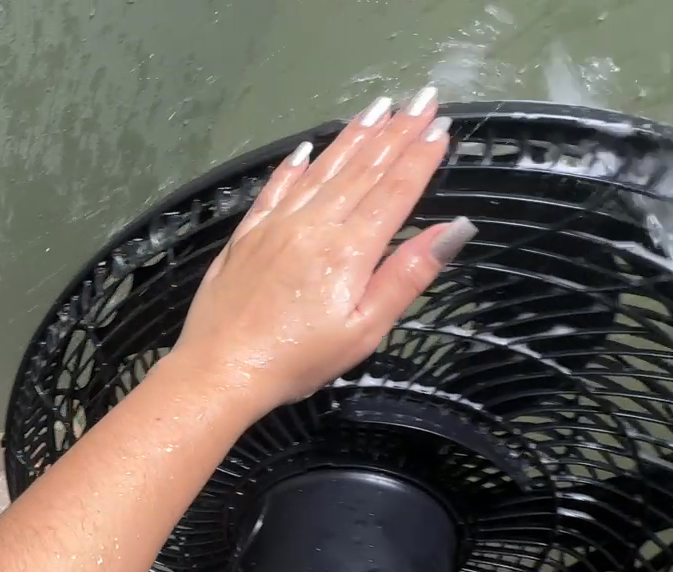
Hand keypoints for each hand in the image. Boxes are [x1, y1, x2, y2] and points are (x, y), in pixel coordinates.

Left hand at [171, 88, 474, 410]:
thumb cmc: (294, 362)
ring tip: (377, 108)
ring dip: (351, 138)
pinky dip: (291, 168)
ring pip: (319, 173)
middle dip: (395, 132)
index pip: (394, 191)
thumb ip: (406, 277)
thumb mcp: (362, 331)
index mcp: (348, 249)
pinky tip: (304, 151)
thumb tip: (454, 229)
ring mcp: (272, 229)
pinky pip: (271, 192)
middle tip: (421, 99)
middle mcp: (311, 227)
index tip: (441, 127)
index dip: (420, 158)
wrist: (218, 372)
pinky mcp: (242, 240)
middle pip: (361, 171)